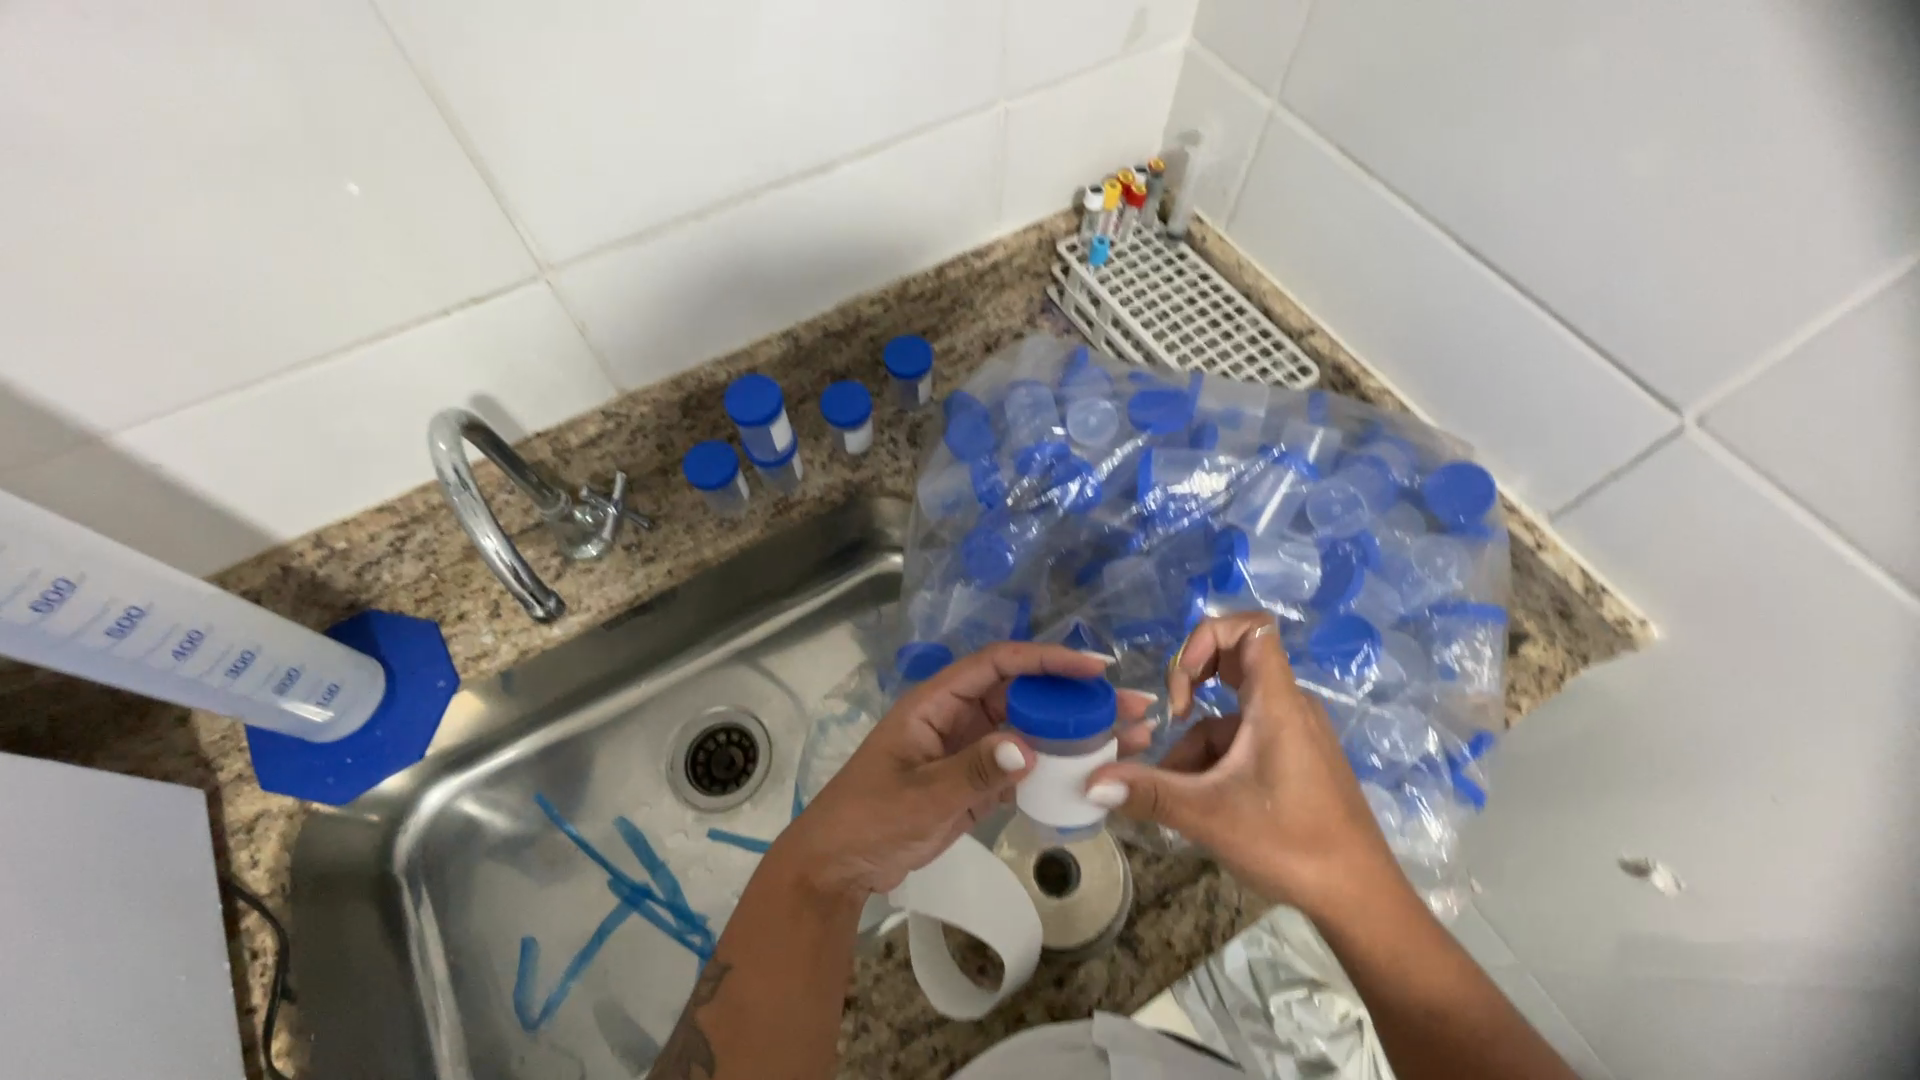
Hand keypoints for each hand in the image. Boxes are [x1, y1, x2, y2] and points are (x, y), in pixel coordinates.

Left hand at [776, 642, 1154, 900]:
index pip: (997, 665)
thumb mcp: (920, 795)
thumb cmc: (868, 818)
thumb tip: (1028, 747)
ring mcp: (970, 750)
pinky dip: (1057, 766)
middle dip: (1076, 696)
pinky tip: (1095, 769)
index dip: (1045, 659)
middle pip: (1024, 694)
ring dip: (1075, 731)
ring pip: (1031, 728)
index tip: (1092, 667)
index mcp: (936, 703)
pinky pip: (1024, 765)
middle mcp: (958, 717)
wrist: (839, 865)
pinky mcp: (978, 782)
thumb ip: (973, 772)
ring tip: (1129, 734)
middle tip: (1130, 704)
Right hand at [1085, 612, 1403, 916]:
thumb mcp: (1208, 815)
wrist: (1361, 898)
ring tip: (1176, 793)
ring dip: (1196, 743)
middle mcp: (1289, 707)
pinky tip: (1201, 804)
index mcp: (1277, 703)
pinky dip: (1216, 761)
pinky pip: (1245, 740)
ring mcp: (1295, 733)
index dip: (1206, 638)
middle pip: (1235, 664)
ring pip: (1231, 715)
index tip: (1184, 686)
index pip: (1252, 627)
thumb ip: (1147, 793)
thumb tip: (1091, 784)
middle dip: (1192, 686)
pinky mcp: (1297, 759)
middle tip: (1171, 717)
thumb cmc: (1290, 844)